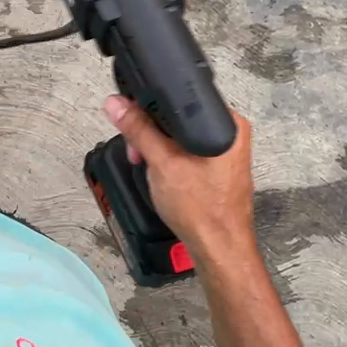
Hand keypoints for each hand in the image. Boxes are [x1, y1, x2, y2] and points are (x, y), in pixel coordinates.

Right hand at [102, 96, 254, 262]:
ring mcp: (224, 152)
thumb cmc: (202, 210)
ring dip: (156, 146)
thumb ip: (138, 129)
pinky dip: (168, 157)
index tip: (133, 122)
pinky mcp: (216, 167)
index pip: (180, 97)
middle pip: (176, 116)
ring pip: (178, 134)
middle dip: (150, 131)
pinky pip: (184, 150)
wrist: (218, 249)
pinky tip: (160, 172)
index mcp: (227, 124)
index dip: (149, 108)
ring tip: (147, 165)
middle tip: (139, 151)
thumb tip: (117, 104)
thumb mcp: (162, 162)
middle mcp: (230, 134)